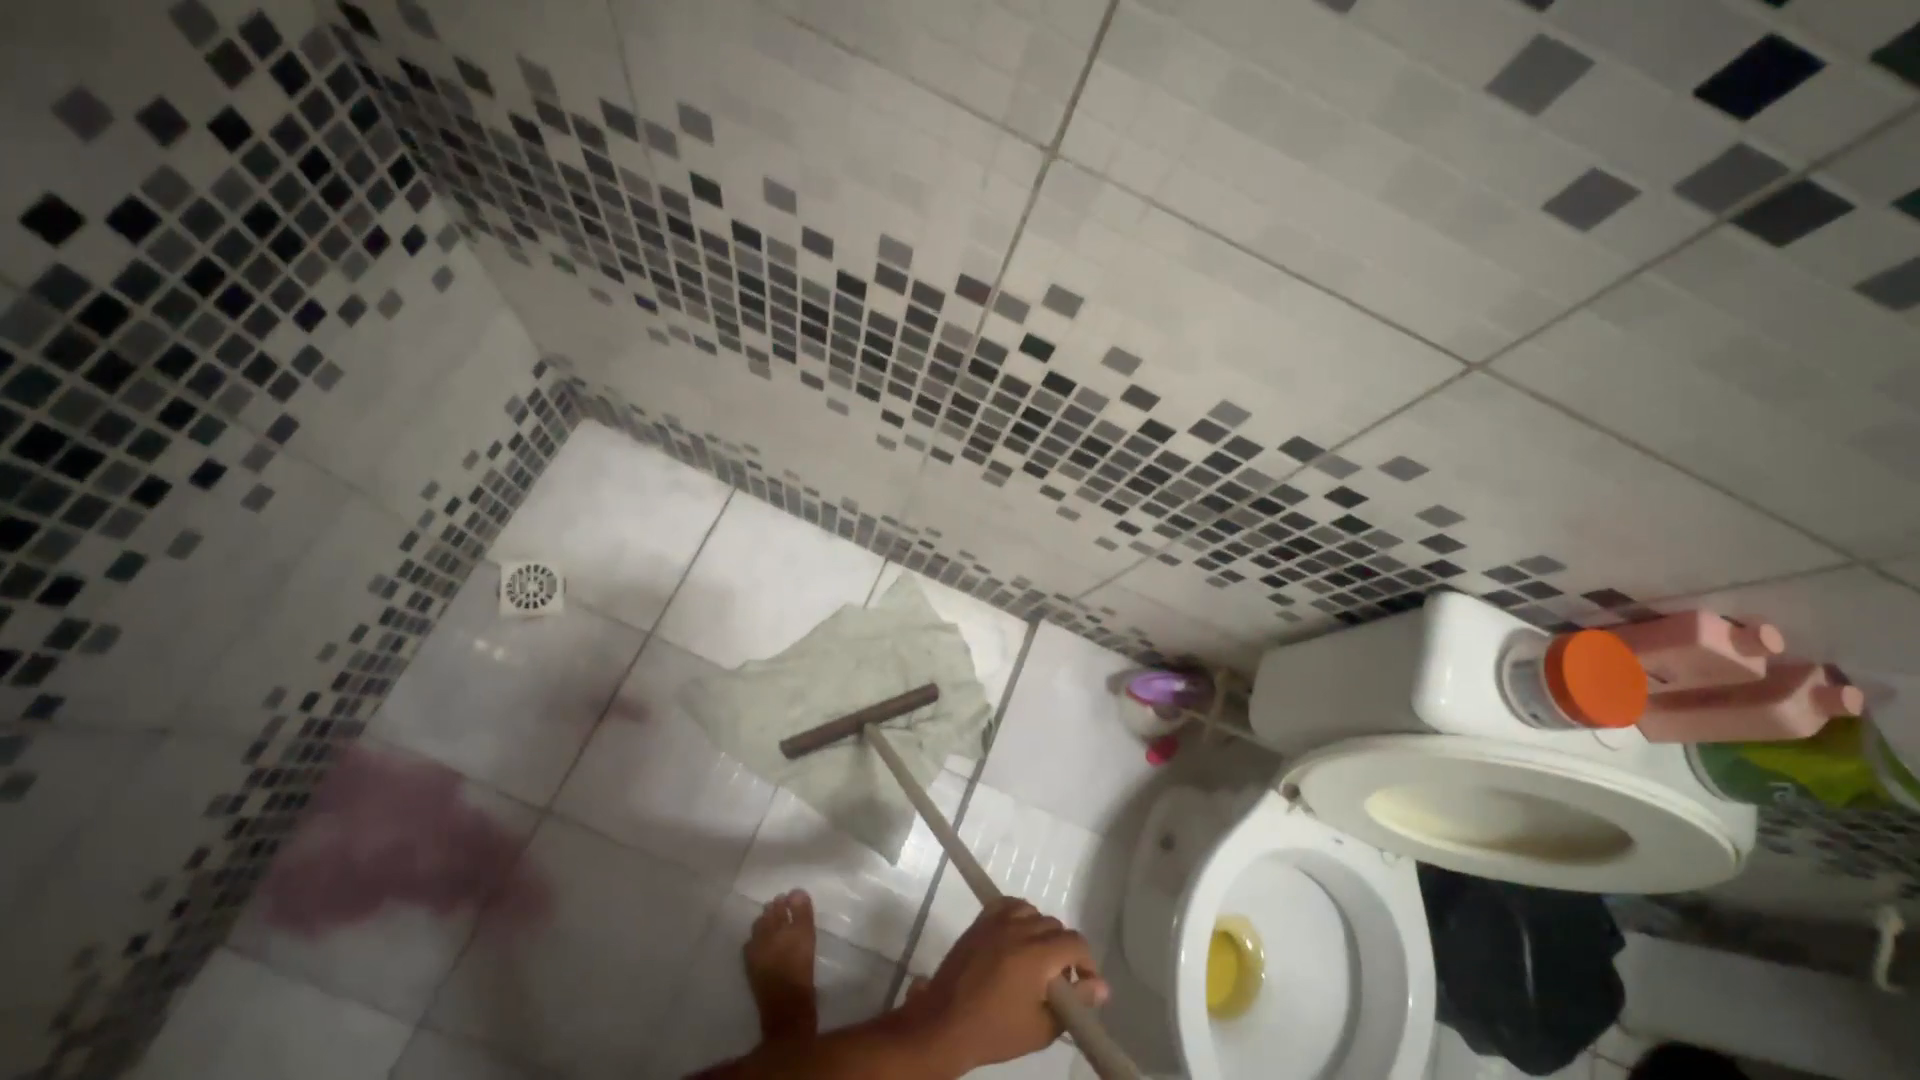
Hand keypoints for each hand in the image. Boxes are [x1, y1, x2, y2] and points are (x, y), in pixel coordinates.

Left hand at [915, 897, 1109, 1071]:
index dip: (1087, 963)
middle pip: (1055, 927)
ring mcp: (996, 923)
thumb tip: (1101, 987)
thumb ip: (1075, 1003)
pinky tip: (1017, 938)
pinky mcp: (979, 923)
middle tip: (1059, 981)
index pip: (1076, 943)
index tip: (1084, 986)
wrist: (945, 1024)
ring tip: (1037, 960)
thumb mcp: (1042, 1027)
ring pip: (1033, 913)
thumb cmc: (995, 1031)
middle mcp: (1018, 930)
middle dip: (1065, 951)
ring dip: (1042, 933)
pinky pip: (1008, 905)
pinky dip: (1019, 915)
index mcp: (1036, 955)